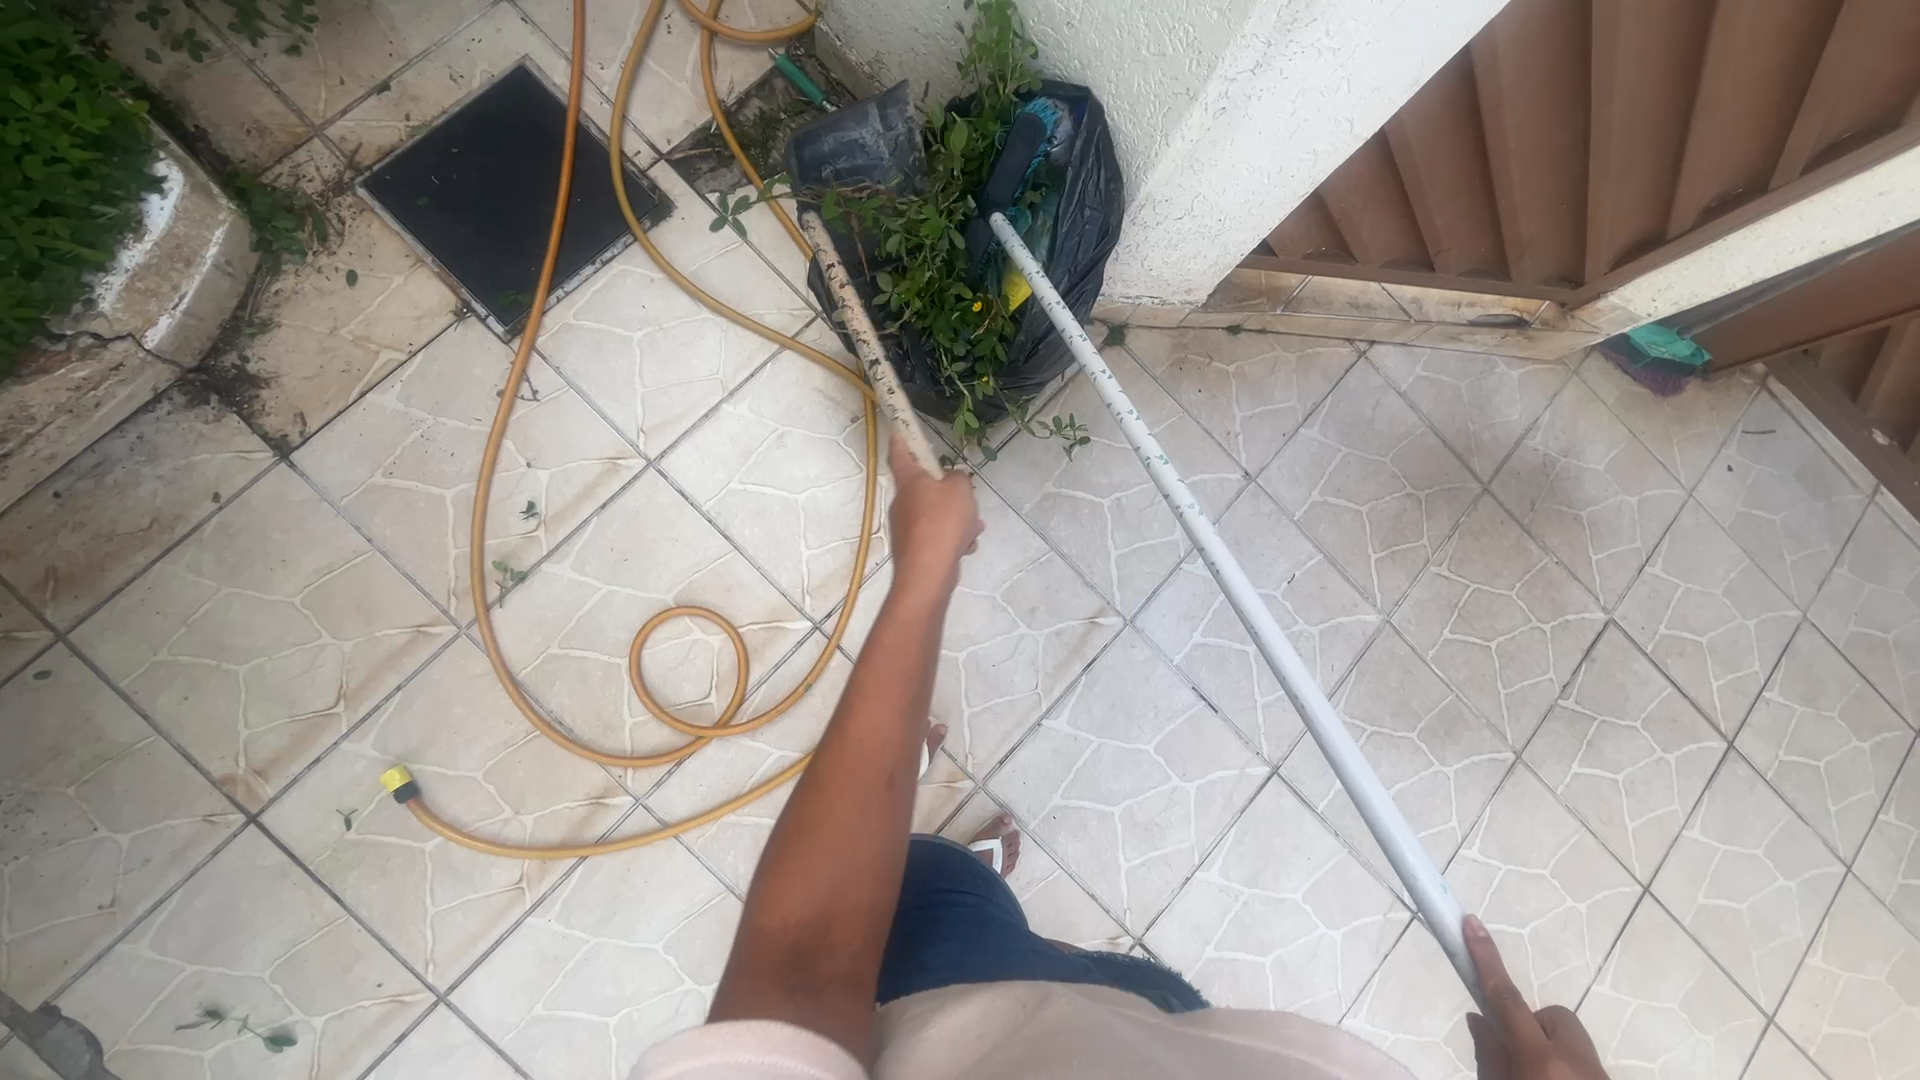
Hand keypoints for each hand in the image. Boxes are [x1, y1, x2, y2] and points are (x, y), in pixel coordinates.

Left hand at [886, 433, 981, 590]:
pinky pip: (937, 537)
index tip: (898, 432)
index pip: (900, 455)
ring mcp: (906, 528)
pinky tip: (965, 548)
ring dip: (956, 520)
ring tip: (973, 529)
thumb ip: (959, 478)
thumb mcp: (960, 490)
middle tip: (968, 499)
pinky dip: (952, 540)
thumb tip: (953, 480)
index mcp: (909, 482)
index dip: (900, 442)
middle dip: (949, 494)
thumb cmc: (942, 521)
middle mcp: (902, 503)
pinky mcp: (913, 550)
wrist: (928, 571)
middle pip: (925, 490)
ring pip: (935, 516)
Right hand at [1464, 915, 1609, 1079]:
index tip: (1472, 923)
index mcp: (1541, 1066)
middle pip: (1555, 1018)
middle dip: (1533, 1026)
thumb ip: (1489, 1060)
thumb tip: (1482, 1021)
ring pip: (1573, 1049)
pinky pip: (1584, 1074)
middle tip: (1516, 1060)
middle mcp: (1579, 1069)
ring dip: (1551, 1060)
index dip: (1486, 959)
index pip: (1506, 1000)